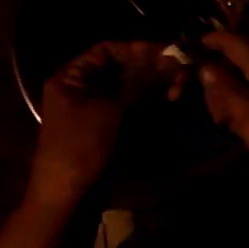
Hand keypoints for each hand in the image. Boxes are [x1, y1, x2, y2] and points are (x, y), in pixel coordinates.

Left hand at [33, 41, 176, 203]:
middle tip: (179, 68)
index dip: (135, 48)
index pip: (105, 50)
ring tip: (179, 84)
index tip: (165, 51)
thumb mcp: (110, 110)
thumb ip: (140, 82)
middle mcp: (82, 90)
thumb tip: (170, 59)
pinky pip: (131, 107)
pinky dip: (149, 102)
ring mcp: (95, 111)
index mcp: (71, 78)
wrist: (69, 199)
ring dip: (153, 84)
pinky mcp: (109, 130)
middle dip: (149, 67)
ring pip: (128, 88)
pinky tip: (170, 98)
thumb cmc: (81, 147)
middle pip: (118, 68)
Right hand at [198, 32, 248, 195]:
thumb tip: (205, 68)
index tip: (191, 44)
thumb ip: (226, 92)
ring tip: (216, 117)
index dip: (212, 40)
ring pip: (243, 81)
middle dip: (214, 75)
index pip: (235, 42)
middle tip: (196, 97)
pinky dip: (237, 105)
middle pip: (236, 62)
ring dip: (224, 94)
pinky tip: (230, 124)